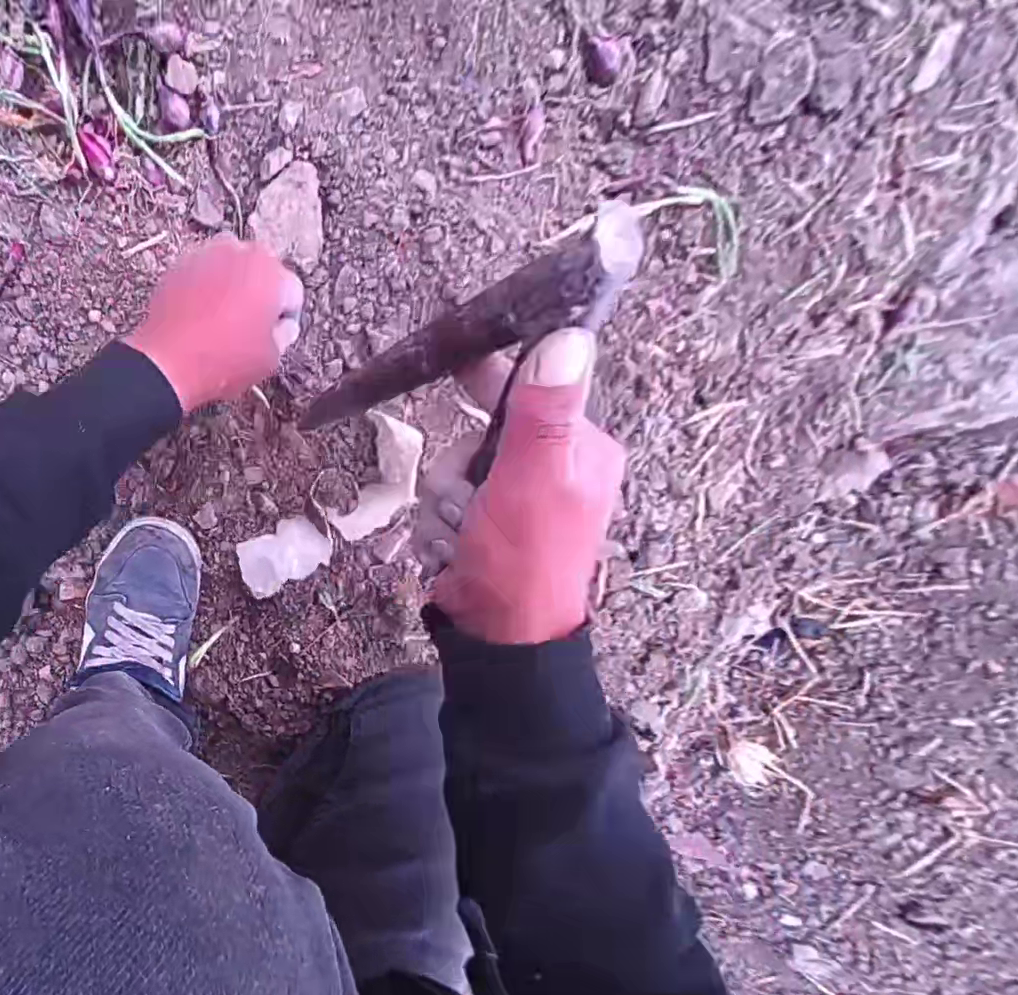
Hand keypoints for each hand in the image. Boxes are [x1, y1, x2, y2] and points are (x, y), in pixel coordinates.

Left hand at [125, 234, 303, 410]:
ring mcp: (208, 254)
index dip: (286, 317)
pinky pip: (205, 273)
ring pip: (233, 268)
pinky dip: (207, 289)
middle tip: (251, 326)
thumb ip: (284, 335)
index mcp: (272, 273)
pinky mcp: (181, 264)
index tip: (276, 333)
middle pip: (263, 272)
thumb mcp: (270, 358)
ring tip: (225, 321)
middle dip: (261, 295)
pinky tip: (203, 317)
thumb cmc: (223, 360)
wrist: (169, 363)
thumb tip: (283, 327)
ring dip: (234, 288)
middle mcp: (241, 252)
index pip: (292, 292)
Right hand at [424, 328, 625, 644]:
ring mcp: (513, 498)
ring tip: (459, 533)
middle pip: (477, 434)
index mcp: (578, 448)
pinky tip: (451, 546)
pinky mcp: (483, 522)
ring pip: (453, 470)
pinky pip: (444, 501)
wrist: (498, 635)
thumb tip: (568, 336)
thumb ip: (543, 412)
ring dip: (444, 502)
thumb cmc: (523, 558)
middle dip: (459, 470)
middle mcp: (549, 468)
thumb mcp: (535, 478)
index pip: (532, 389)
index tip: (455, 366)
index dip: (490, 382)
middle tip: (468, 500)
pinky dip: (439, 523)